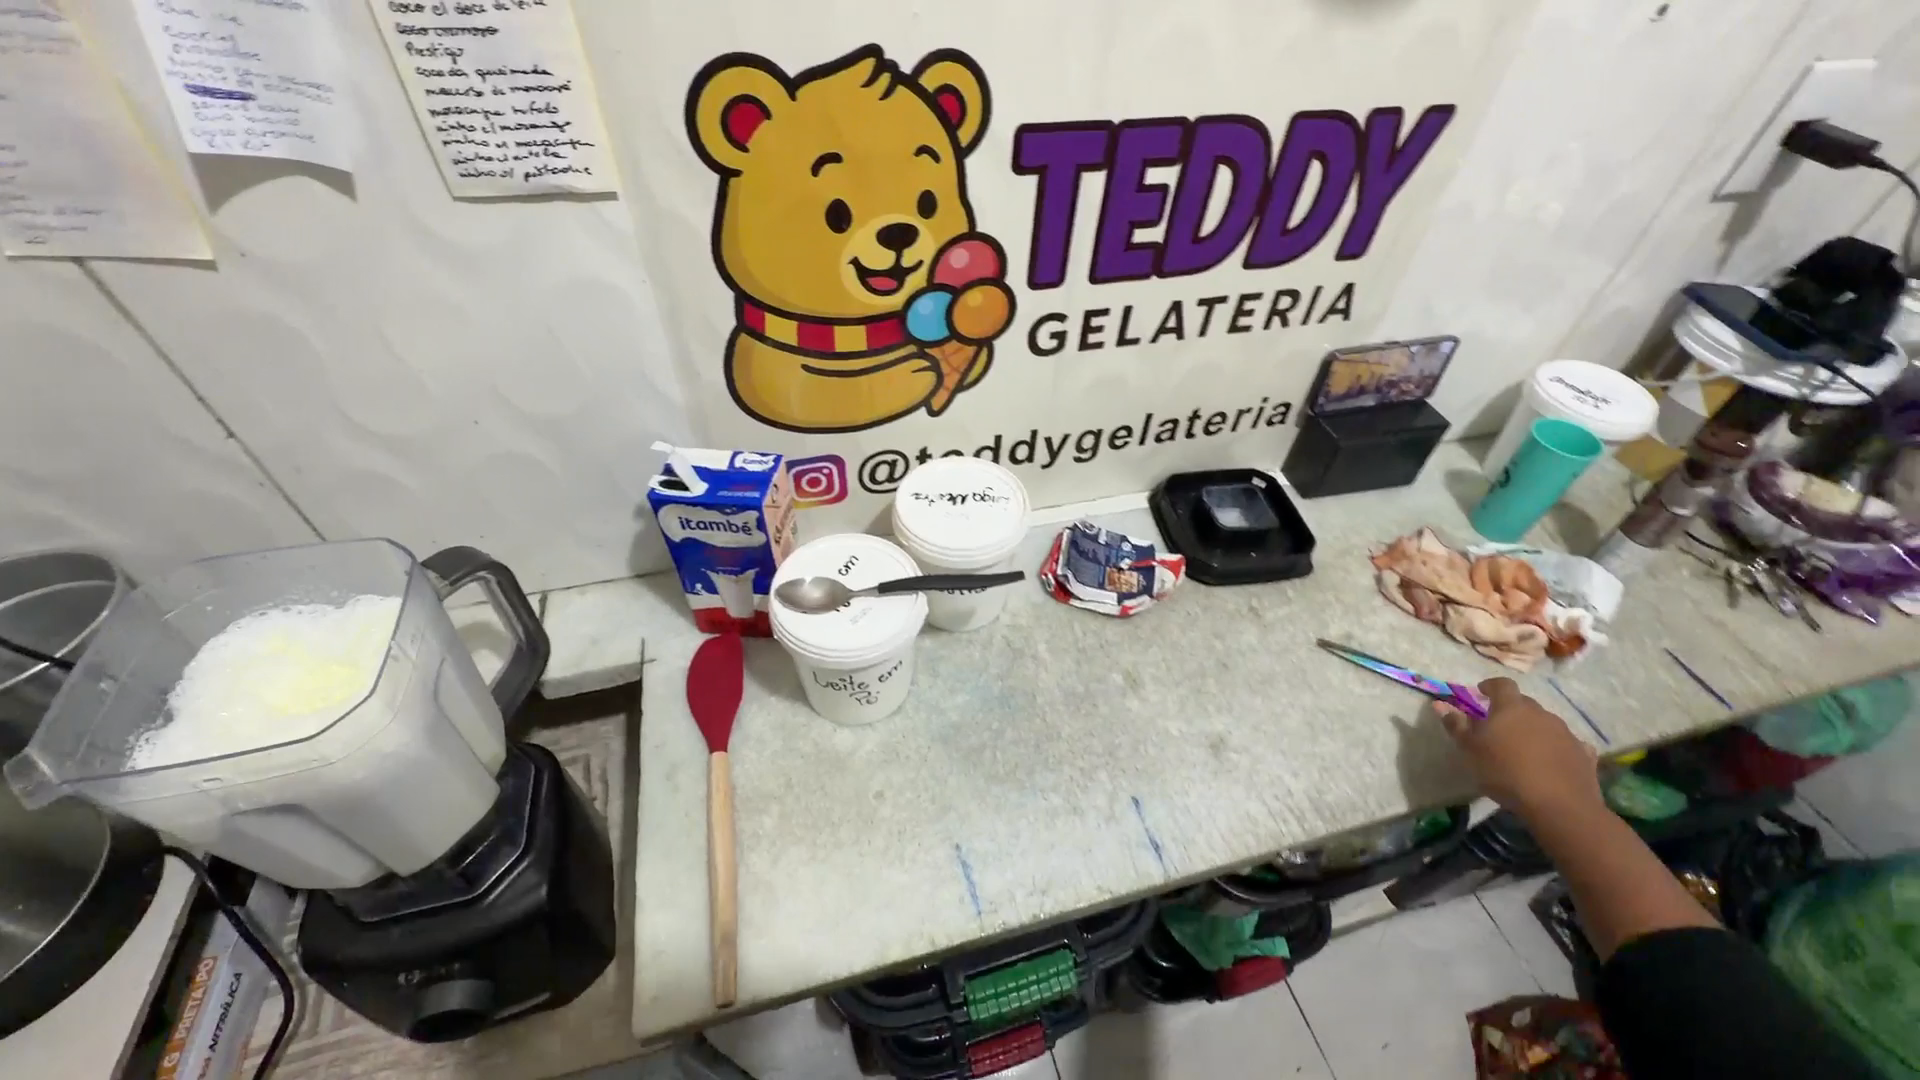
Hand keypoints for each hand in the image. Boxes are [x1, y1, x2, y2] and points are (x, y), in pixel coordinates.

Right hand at [1437, 678, 1601, 820]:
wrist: (1558, 804)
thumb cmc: (1504, 771)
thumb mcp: (1470, 749)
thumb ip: (1456, 725)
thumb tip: (1440, 704)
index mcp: (1511, 708)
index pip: (1502, 685)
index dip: (1491, 686)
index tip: (1481, 693)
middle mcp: (1541, 714)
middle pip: (1524, 704)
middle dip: (1511, 710)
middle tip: (1498, 727)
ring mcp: (1566, 733)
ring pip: (1545, 723)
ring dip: (1533, 730)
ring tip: (1523, 749)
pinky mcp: (1584, 754)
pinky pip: (1567, 744)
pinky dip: (1556, 748)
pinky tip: (1551, 762)